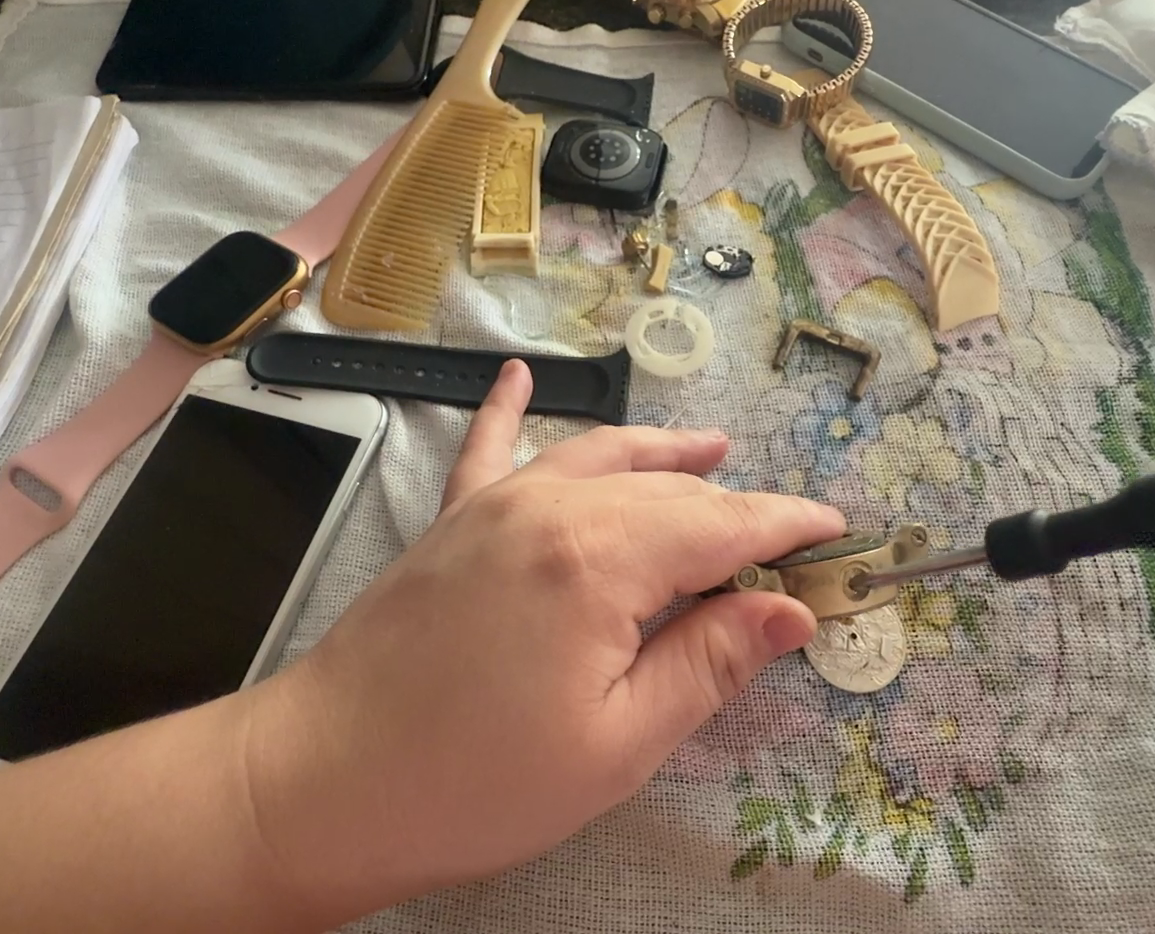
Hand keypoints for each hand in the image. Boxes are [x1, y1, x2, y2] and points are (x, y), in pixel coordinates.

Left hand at [240, 361, 840, 924]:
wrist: (318, 782)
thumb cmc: (475, 782)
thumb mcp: (616, 744)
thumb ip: (709, 663)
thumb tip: (792, 610)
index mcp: (600, 560)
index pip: (723, 525)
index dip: (786, 526)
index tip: (835, 530)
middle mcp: (552, 505)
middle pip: (670, 493)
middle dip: (735, 510)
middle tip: (782, 542)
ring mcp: (497, 502)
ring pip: (603, 458)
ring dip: (664, 454)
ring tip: (711, 448)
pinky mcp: (454, 518)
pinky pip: (489, 446)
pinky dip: (509, 408)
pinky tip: (516, 372)